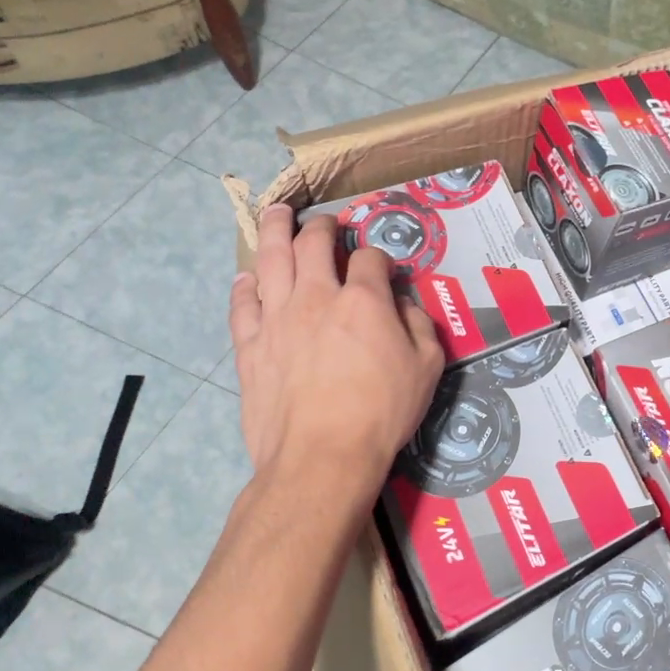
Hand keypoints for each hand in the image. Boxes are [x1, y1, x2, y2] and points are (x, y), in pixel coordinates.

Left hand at [229, 205, 445, 485]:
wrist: (322, 457)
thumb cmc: (383, 411)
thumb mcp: (427, 366)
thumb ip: (418, 325)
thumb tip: (401, 304)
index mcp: (364, 300)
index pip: (370, 258)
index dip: (379, 257)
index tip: (384, 268)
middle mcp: (317, 297)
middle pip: (312, 243)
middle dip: (321, 226)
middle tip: (325, 221)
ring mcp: (277, 319)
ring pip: (270, 260)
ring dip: (273, 231)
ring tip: (276, 213)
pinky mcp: (249, 346)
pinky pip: (242, 304)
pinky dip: (245, 284)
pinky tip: (247, 277)